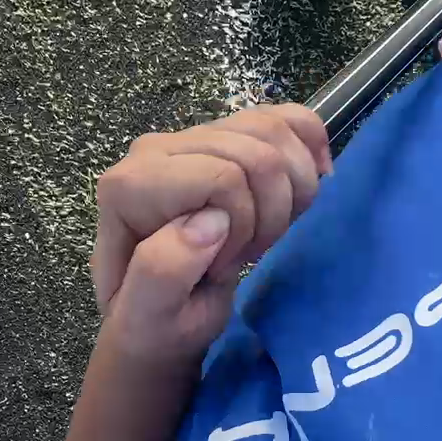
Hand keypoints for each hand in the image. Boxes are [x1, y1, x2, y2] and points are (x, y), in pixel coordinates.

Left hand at [90, 104, 331, 364]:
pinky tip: (310, 181)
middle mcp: (157, 148)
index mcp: (130, 185)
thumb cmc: (155, 323)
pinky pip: (287, 117)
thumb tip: (209, 219)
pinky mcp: (228, 135)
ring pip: (276, 130)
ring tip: (264, 229)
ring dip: (292, 188)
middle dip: (270, 212)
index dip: (242, 226)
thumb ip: (163, 270)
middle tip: (245, 252)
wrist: (162, 315)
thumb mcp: (149, 320)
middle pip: (257, 151)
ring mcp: (194, 136)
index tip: (220, 265)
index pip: (224, 176)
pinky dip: (310, 147)